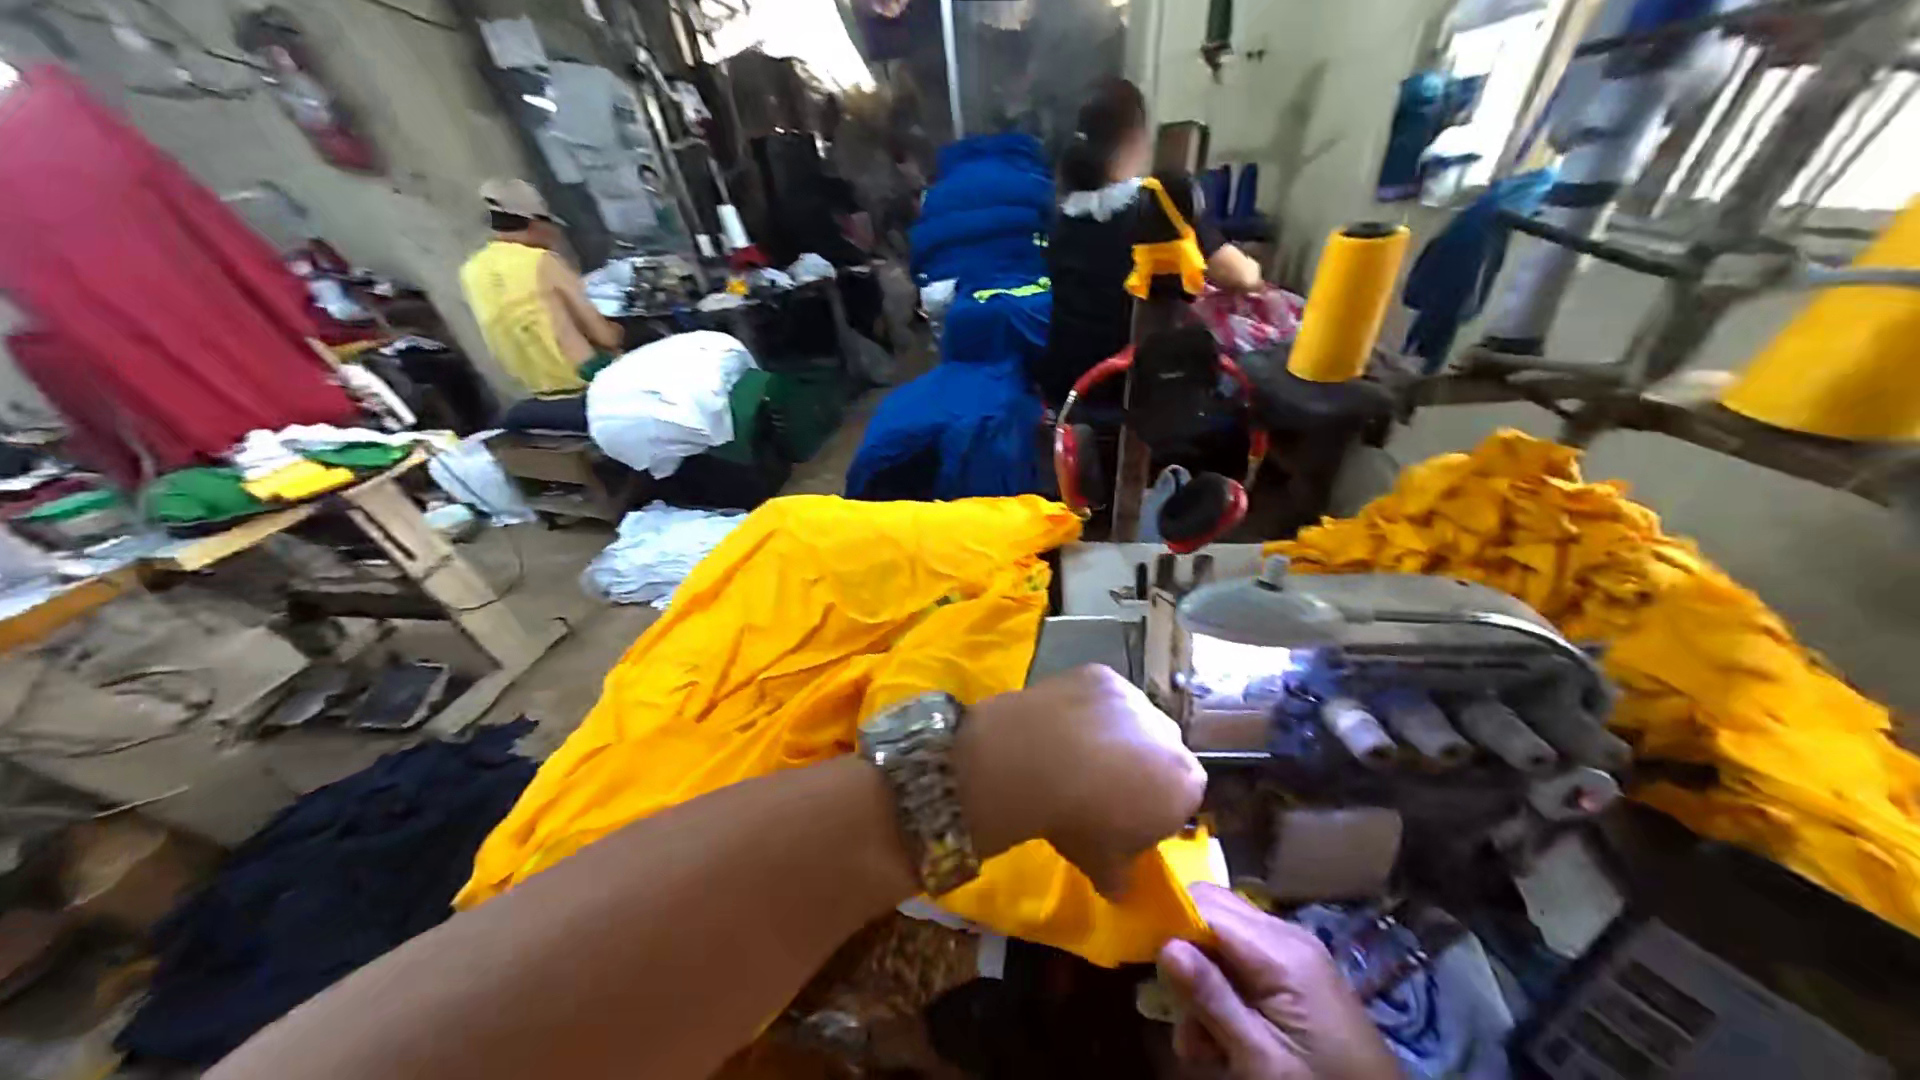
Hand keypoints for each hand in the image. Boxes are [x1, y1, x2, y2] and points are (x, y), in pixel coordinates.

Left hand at [955, 664, 1205, 895]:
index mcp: (1186, 785)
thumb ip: (1121, 878)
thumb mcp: (1103, 866)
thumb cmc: (1079, 821)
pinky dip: (1085, 705)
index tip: (1121, 818)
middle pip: (1160, 752)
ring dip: (1112, 732)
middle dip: (1137, 766)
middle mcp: (1171, 735)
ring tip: (1071, 750)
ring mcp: (1135, 698)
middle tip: (1095, 784)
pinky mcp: (1102, 675)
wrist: (1036, 762)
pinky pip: (1099, 694)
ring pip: (1130, 719)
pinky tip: (1060, 722)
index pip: (1180, 798)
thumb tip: (1119, 889)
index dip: (1152, 808)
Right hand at [1158, 885, 1399, 1079]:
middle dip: (1185, 950)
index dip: (1169, 918)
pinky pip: (1246, 958)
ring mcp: (1295, 952)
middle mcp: (1287, 935)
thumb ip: (1211, 998)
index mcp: (1281, 950)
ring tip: (1196, 1041)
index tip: (1139, 947)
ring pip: (1224, 935)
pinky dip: (1225, 986)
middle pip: (1214, 911)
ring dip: (1202, 977)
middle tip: (1172, 1004)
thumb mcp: (1259, 1060)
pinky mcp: (1298, 972)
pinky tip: (1220, 1035)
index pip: (1206, 904)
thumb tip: (1163, 943)